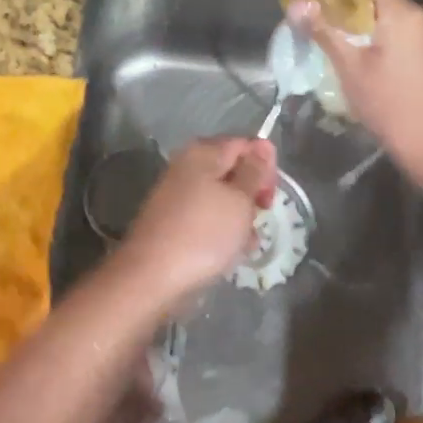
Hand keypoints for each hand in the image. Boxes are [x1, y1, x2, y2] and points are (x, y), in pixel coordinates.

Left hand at [115, 137, 277, 300]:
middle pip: (232, 171)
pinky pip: (207, 217)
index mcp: (202, 152)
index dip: (265, 167)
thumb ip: (254, 171)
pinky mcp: (173, 220)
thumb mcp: (239, 200)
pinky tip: (228, 253)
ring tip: (243, 243)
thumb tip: (264, 145)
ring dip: (239, 218)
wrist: (151, 277)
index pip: (245, 145)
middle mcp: (186, 166)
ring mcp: (177, 193)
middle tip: (258, 219)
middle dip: (251, 195)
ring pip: (222, 198)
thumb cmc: (203, 234)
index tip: (270, 197)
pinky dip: (221, 231)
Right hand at [288, 0, 422, 182]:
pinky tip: (363, 58)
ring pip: (389, 16)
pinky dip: (380, 37)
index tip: (312, 2)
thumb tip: (297, 4)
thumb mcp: (350, 67)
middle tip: (318, 25)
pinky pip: (401, 32)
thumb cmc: (390, 103)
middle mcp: (421, 14)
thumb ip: (325, 30)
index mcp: (402, 11)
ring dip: (363, 24)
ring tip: (336, 43)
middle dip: (346, 7)